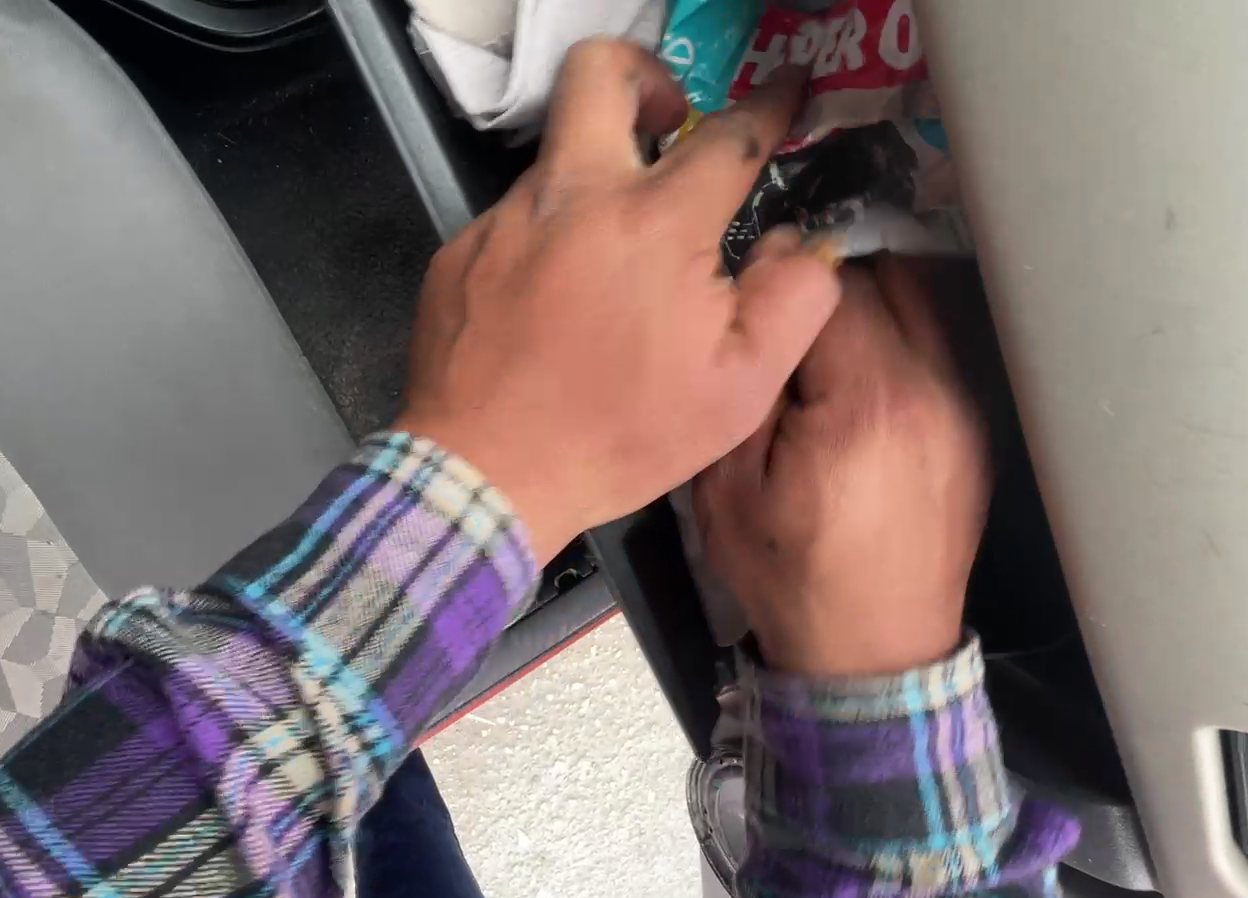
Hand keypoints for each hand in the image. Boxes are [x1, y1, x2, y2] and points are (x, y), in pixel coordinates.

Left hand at [394, 40, 841, 561]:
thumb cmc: (615, 440)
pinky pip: (507, 223)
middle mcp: (569, 199)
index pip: (729, 132)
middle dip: (647, 79)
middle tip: (667, 129)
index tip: (782, 96)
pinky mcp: (454, 257)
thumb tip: (793, 241)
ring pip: (551, 161)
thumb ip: (793, 298)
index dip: (768, 106)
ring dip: (589, 185)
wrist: (486, 476)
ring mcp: (500, 225)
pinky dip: (539, 242)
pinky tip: (542, 305)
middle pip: (600, 72)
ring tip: (601, 262)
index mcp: (653, 224)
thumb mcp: (738, 390)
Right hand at [694, 256, 989, 676]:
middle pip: (891, 281)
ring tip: (814, 328)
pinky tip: (851, 370)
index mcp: (865, 407)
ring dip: (867, 301)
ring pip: (924, 307)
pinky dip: (894, 337)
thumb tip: (762, 325)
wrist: (870, 651)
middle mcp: (933, 394)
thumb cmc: (786, 577)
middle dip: (829, 279)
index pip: (834, 292)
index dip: (785, 275)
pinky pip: (936, 351)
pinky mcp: (972, 432)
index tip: (751, 285)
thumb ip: (745, 397)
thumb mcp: (727, 492)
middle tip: (779, 300)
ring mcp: (964, 412)